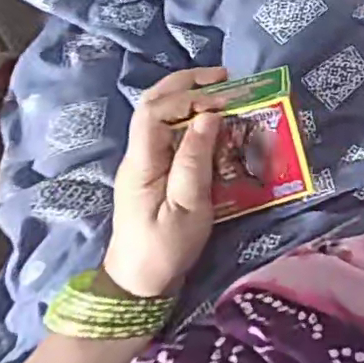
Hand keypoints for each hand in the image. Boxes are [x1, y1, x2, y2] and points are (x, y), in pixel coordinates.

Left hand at [104, 67, 229, 297]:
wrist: (138, 284)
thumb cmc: (164, 249)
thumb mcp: (187, 208)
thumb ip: (195, 160)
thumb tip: (209, 116)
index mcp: (142, 162)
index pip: (154, 111)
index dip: (188, 96)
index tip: (224, 98)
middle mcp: (139, 154)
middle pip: (153, 103)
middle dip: (187, 83)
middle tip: (225, 78)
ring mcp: (145, 161)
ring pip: (161, 114)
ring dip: (191, 97)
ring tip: (225, 93)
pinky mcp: (156, 170)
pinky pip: (171, 133)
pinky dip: (193, 119)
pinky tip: (215, 122)